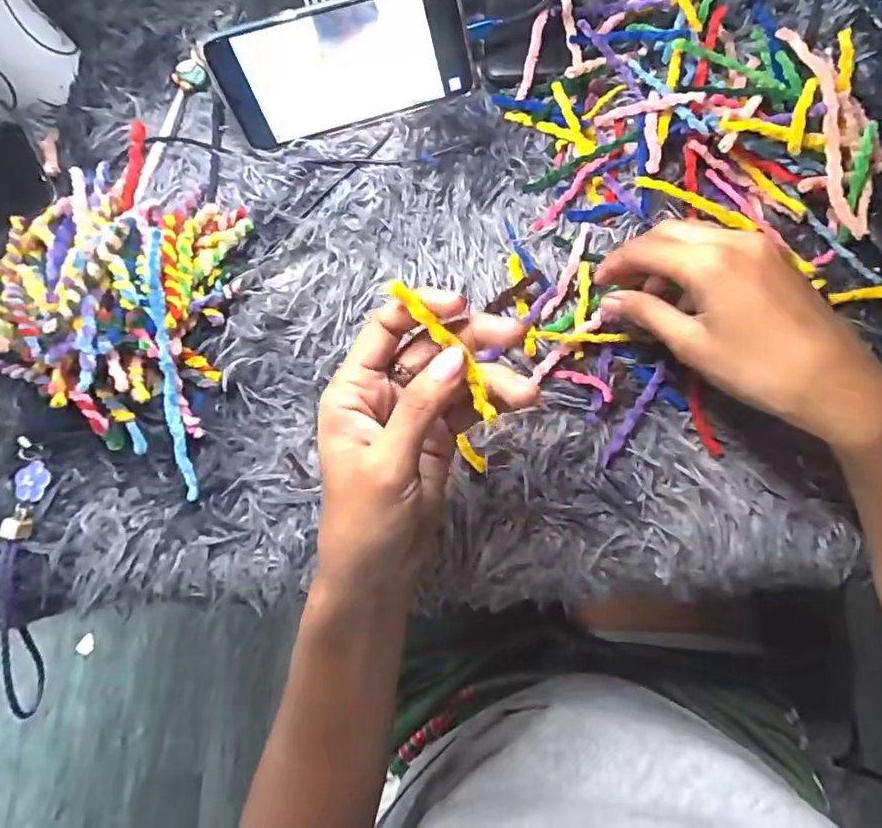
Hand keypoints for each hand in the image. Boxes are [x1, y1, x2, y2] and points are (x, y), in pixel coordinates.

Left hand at [315, 289, 538, 596]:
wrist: (379, 577)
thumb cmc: (363, 521)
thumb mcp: (387, 462)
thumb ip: (420, 407)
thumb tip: (456, 358)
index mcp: (355, 389)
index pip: (386, 329)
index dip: (422, 309)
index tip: (462, 305)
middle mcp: (385, 390)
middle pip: (431, 346)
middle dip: (471, 339)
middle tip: (515, 335)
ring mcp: (417, 410)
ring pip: (457, 375)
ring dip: (492, 377)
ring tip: (526, 393)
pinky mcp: (442, 432)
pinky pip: (470, 404)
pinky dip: (494, 400)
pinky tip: (520, 401)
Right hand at [596, 221, 881, 452]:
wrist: (837, 382)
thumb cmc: (756, 369)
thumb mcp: (693, 345)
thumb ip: (647, 314)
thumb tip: (611, 301)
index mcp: (707, 259)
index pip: (645, 248)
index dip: (616, 264)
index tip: (598, 285)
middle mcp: (731, 238)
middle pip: (668, 231)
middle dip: (639, 255)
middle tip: (623, 288)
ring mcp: (756, 243)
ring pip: (695, 235)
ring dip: (667, 257)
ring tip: (655, 298)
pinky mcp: (773, 255)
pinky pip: (720, 244)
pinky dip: (695, 260)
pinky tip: (692, 294)